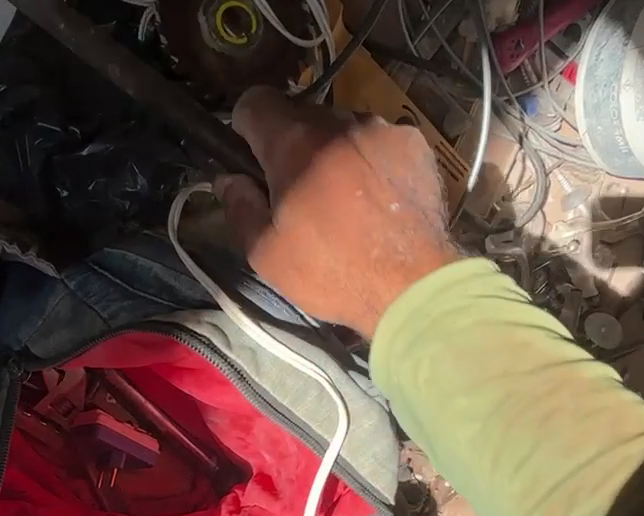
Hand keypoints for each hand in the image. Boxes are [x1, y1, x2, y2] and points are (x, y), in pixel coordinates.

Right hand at [216, 86, 462, 338]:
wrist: (411, 285)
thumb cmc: (331, 274)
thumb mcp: (267, 255)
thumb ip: (240, 209)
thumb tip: (228, 180)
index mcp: (295, 143)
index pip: (255, 102)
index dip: (244, 126)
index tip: (249, 156)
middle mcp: (339, 121)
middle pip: (301, 117)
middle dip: (292, 148)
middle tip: (297, 194)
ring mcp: (383, 128)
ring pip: (342, 129)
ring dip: (333, 153)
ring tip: (342, 200)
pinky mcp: (415, 144)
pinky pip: (378, 142)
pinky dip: (369, 162)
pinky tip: (375, 200)